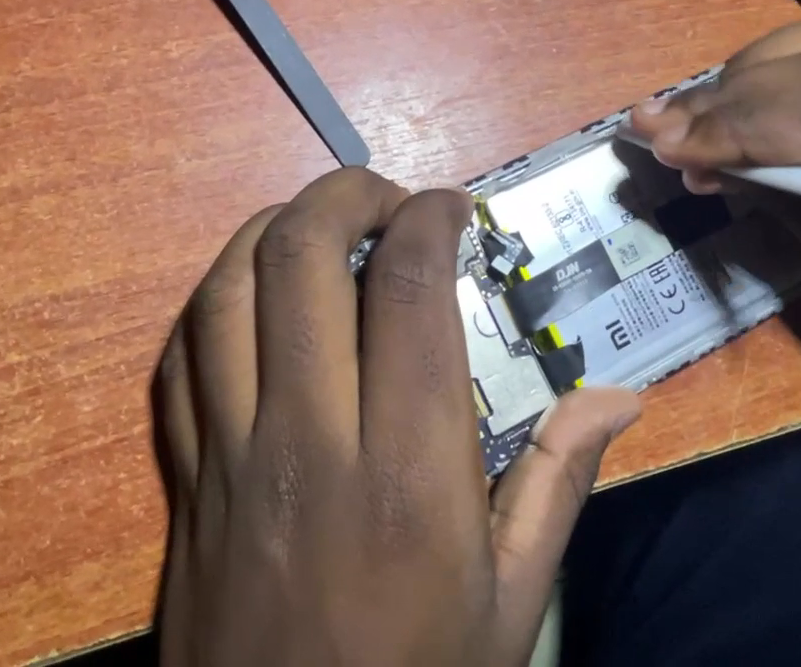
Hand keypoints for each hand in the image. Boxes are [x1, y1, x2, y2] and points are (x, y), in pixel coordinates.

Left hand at [155, 168, 640, 666]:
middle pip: (303, 260)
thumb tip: (619, 394)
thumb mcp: (512, 606)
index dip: (432, 220)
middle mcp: (309, 441)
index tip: (453, 210)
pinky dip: (217, 294)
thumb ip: (558, 483)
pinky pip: (181, 354)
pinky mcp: (184, 475)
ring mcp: (230, 455)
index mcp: (407, 474)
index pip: (410, 293)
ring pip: (228, 290)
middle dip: (347, 195)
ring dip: (274, 228)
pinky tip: (253, 288)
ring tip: (321, 222)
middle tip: (387, 198)